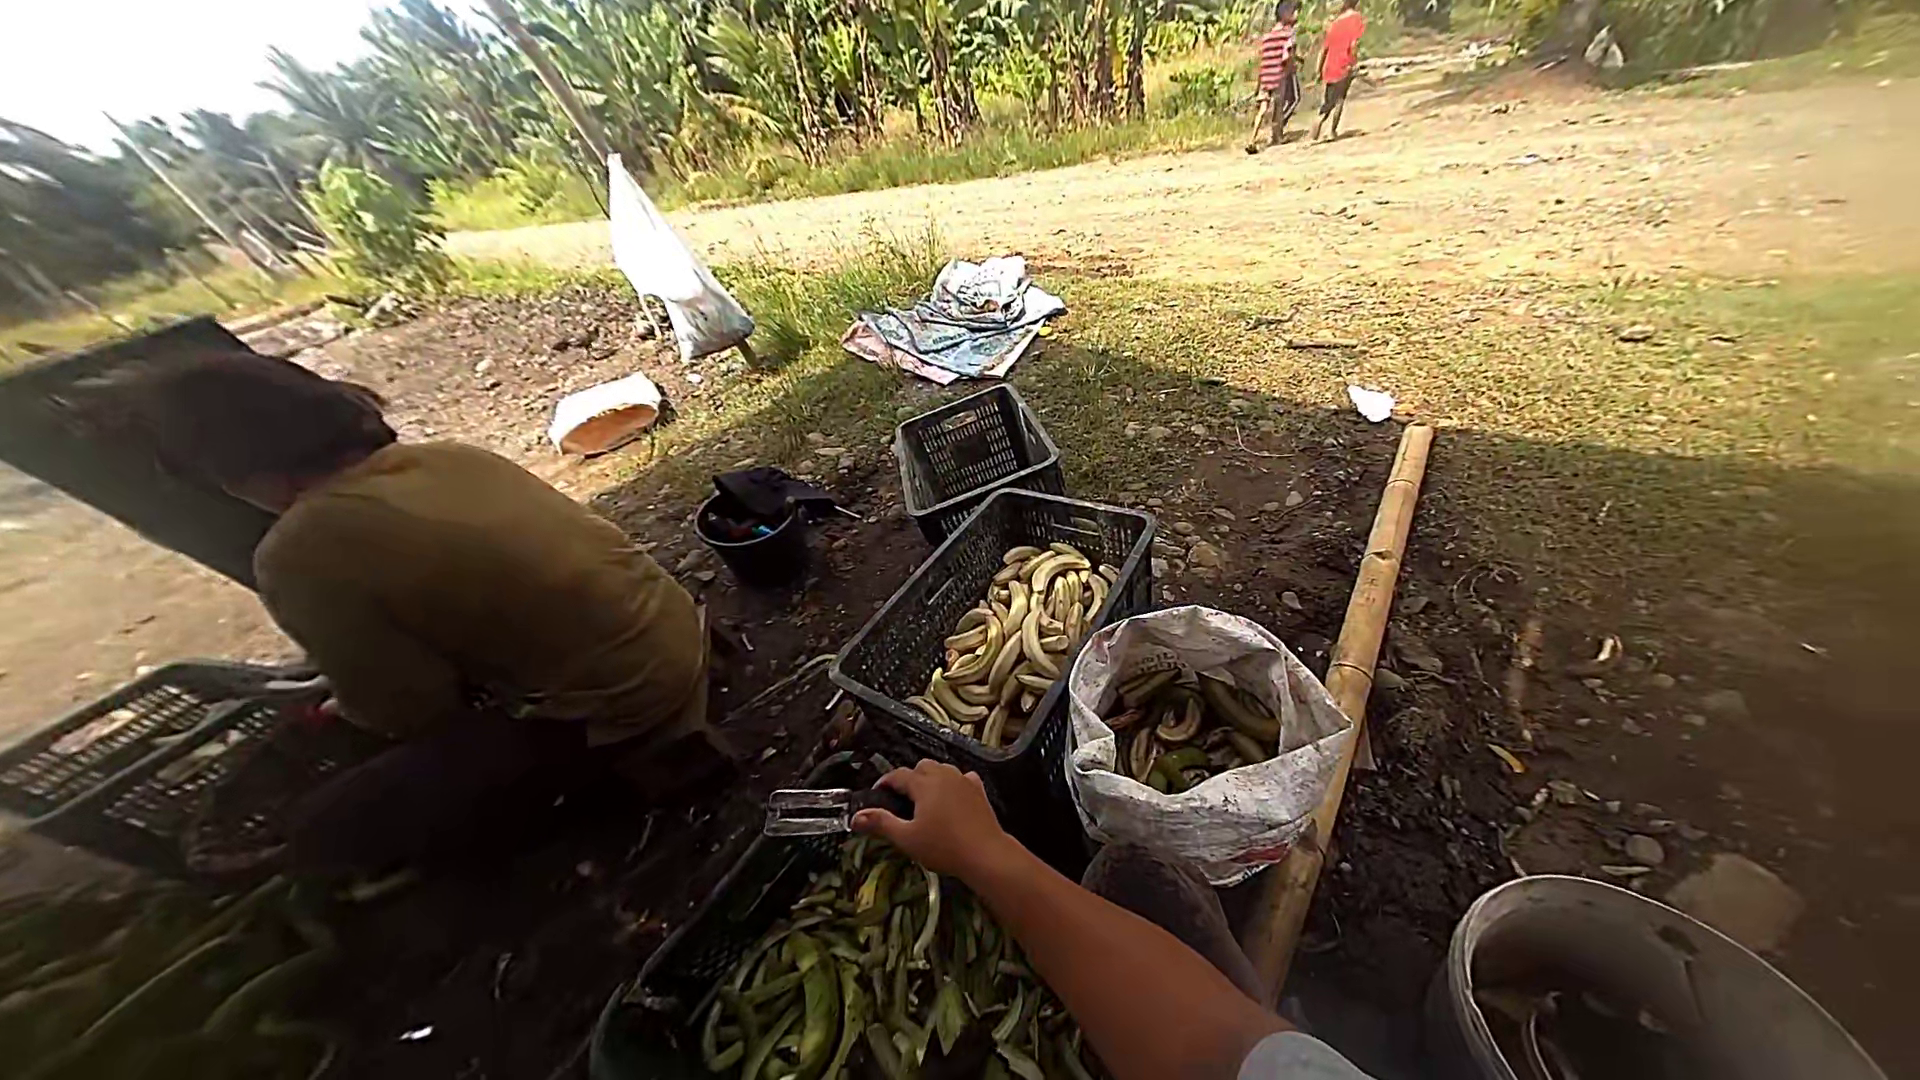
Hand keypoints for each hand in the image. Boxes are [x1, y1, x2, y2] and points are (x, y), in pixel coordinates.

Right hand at [850, 760, 1017, 880]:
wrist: (985, 853)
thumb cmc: (943, 846)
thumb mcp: (907, 838)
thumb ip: (881, 824)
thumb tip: (856, 816)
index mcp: (923, 784)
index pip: (898, 775)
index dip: (885, 782)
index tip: (877, 794)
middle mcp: (943, 775)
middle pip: (921, 766)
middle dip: (909, 778)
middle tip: (902, 799)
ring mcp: (963, 780)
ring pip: (942, 768)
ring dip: (930, 778)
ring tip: (924, 798)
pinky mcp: (978, 789)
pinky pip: (962, 777)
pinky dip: (953, 783)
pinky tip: (952, 796)